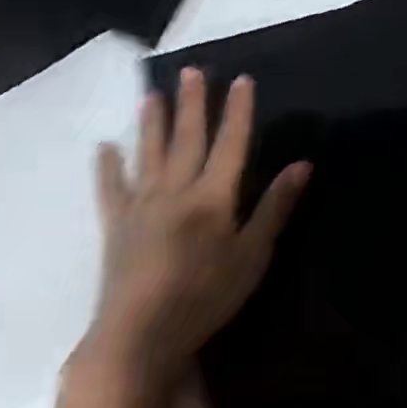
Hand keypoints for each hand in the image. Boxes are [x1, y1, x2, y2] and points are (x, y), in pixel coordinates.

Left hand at [84, 68, 309, 383]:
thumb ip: (275, 207)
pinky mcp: (117, 227)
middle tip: (191, 71)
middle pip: (188, 139)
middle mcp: (176, 190)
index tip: (241, 79)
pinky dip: (108, 167)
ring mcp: (142, 207)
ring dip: (153, 123)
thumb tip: (302, 164)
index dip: (238, 111)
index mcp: (214, 196)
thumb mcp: (254, 254)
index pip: (231, 143)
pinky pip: (111, 189)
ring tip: (152, 95)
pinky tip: (104, 148)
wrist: (138, 336)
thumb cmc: (206, 295)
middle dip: (193, 104)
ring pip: (149, 155)